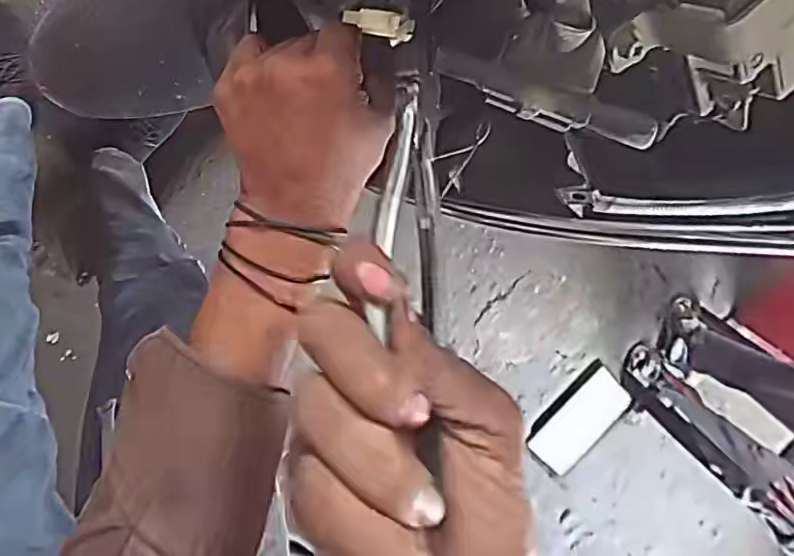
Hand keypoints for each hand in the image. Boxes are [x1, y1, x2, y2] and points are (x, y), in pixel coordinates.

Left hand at [214, 23, 393, 230]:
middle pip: (309, 36)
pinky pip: (245, 56)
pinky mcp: (229, 87)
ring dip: (288, 62)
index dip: (350, 44)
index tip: (349, 53)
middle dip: (320, 57)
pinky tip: (272, 92)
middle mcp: (286, 65)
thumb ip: (379, 76)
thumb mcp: (379, 121)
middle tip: (324, 87)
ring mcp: (252, 75)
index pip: (342, 28)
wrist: (292, 204)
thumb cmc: (333, 171)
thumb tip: (375, 54)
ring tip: (295, 95)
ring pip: (277, 44)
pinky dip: (258, 67)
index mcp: (327, 68)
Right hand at [290, 243, 532, 555]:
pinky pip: (314, 484)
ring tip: (420, 500)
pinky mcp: (302, 486)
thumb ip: (445, 367)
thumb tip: (398, 325)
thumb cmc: (484, 511)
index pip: (357, 277)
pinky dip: (366, 520)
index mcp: (396, 350)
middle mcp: (349, 376)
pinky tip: (390, 527)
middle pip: (321, 325)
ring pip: (316, 410)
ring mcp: (321, 427)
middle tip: (411, 413)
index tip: (376, 281)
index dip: (358, 266)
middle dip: (368, 372)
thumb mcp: (490, 425)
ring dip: (381, 467)